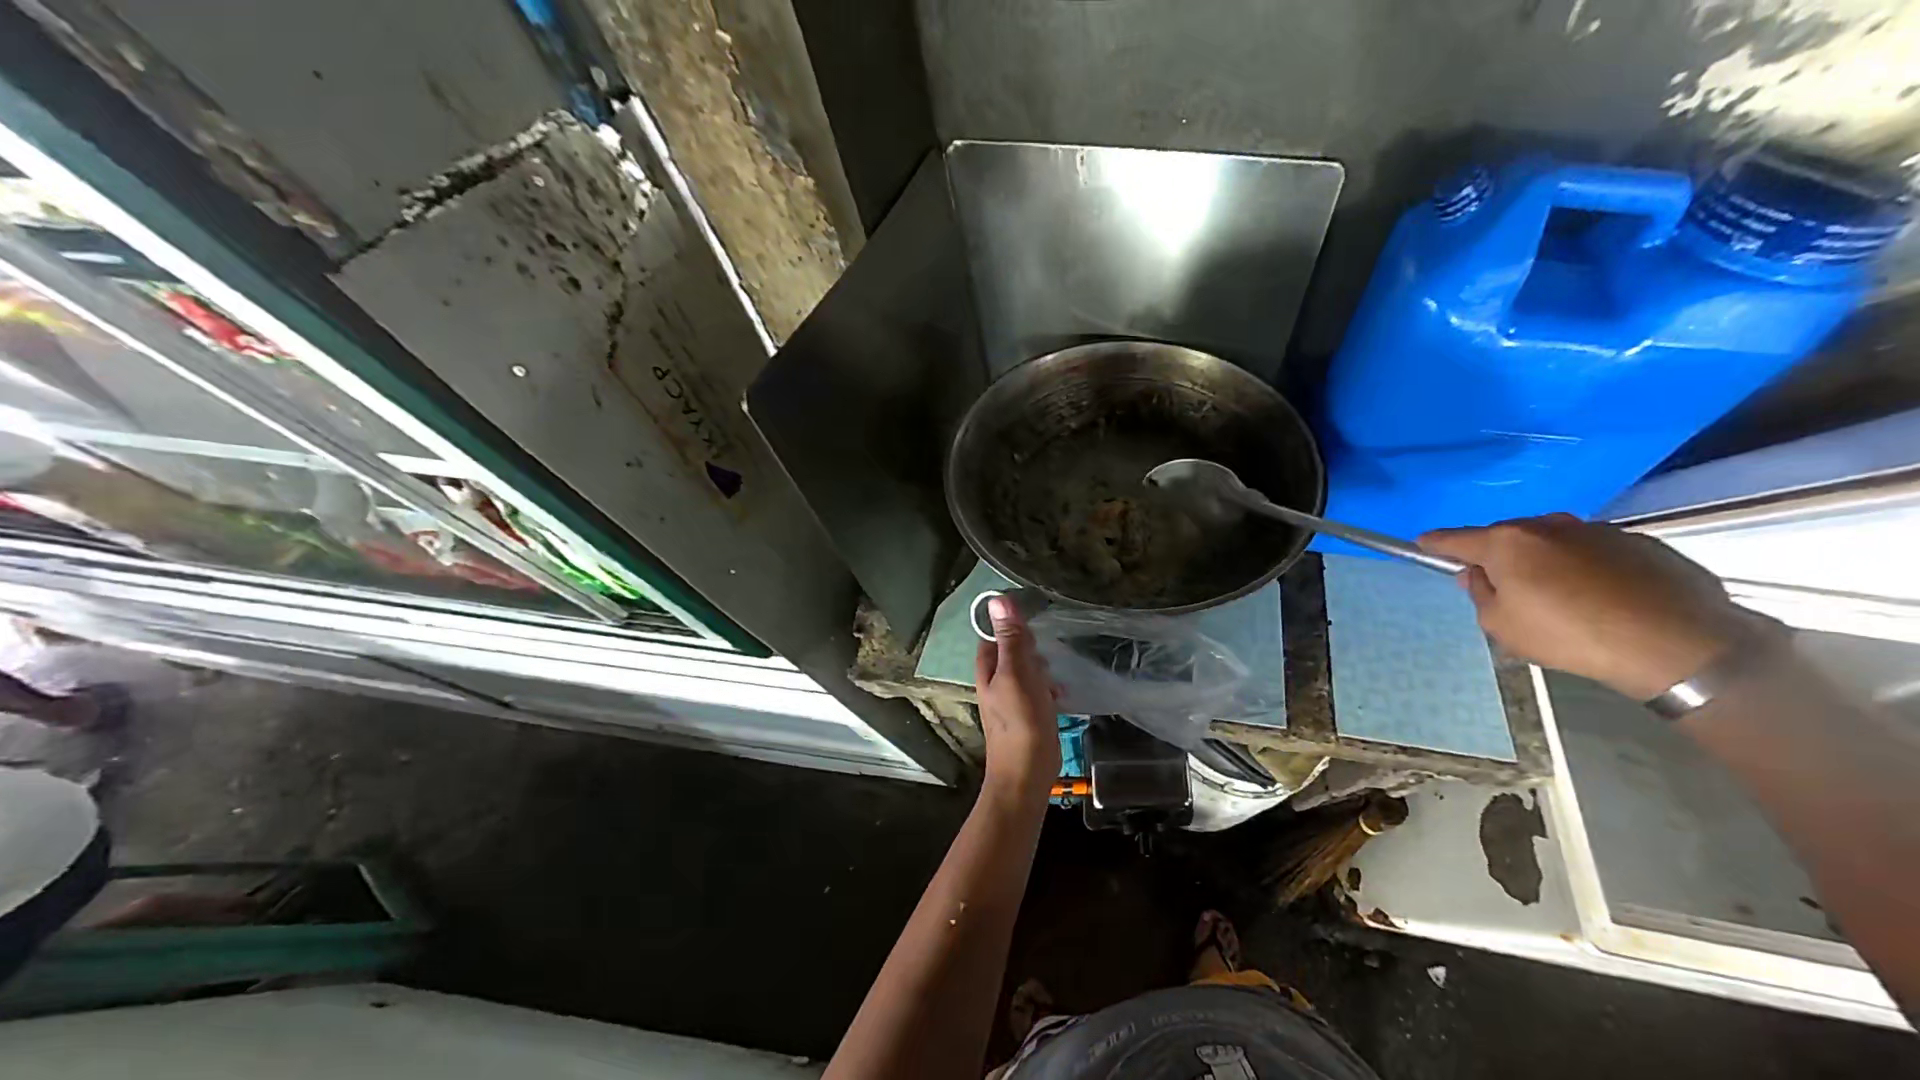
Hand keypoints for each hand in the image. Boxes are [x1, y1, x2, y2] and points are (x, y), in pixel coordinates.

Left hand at [975, 596, 1061, 795]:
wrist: (1026, 774)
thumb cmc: (1021, 722)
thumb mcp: (1018, 674)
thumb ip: (1010, 639)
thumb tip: (998, 599)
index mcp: (987, 668)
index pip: (994, 633)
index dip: (1012, 625)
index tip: (1034, 625)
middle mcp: (995, 680)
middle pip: (1013, 650)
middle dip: (1031, 649)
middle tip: (1045, 658)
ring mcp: (1012, 698)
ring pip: (1028, 670)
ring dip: (1042, 669)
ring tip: (1054, 679)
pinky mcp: (1028, 713)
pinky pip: (1038, 690)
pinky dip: (1049, 688)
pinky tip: (1061, 695)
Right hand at [1418, 514, 1768, 699]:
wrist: (1677, 643)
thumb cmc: (1570, 634)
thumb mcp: (1503, 626)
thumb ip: (1481, 596)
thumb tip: (1480, 576)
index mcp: (1507, 543)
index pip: (1455, 538)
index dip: (1435, 543)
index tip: (1423, 544)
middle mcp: (1548, 526)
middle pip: (1507, 536)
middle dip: (1497, 555)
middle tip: (1500, 585)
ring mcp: (1598, 530)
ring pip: (1552, 542)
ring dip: (1543, 560)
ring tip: (1555, 595)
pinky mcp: (1641, 543)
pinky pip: (1593, 552)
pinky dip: (1585, 568)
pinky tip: (1599, 598)